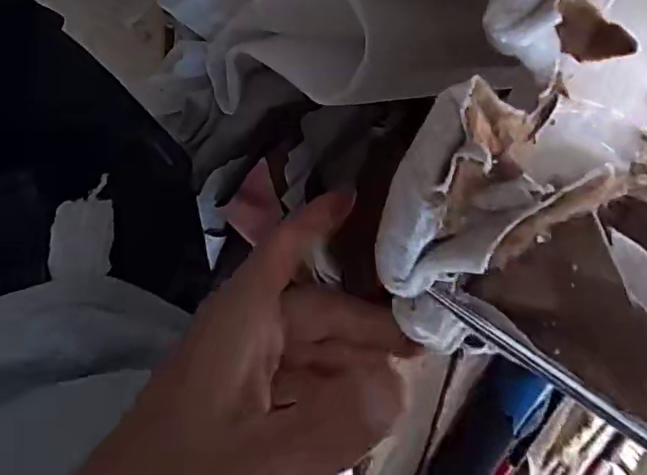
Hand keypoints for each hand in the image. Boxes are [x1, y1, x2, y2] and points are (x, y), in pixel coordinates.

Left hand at [83, 192, 418, 474]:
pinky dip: (323, 393)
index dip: (319, 220)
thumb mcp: (257, 460)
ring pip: (305, 352)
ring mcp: (233, 376)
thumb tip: (399, 387)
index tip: (358, 198)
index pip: (286, 248)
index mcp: (241, 319)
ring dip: (349, 361)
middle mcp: (241, 335)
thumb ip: (330, 424)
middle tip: (418, 340)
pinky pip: (290, 387)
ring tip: (397, 379)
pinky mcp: (228, 413)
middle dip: (364, 324)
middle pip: (313, 311)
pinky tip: (352, 413)